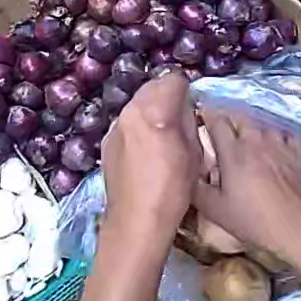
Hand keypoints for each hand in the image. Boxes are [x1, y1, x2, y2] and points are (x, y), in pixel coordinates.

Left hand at [100, 73, 201, 243]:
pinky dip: (137, 124)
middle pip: (152, 86)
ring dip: (151, 108)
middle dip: (167, 95)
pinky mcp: (107, 141)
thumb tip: (184, 108)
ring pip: (137, 102)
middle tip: (179, 117)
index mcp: (155, 112)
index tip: (191, 105)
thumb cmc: (172, 190)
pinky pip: (126, 121)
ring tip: (162, 133)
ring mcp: (115, 126)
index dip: (186, 90)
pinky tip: (145, 148)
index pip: (173, 79)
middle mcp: (131, 112)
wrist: (135, 221)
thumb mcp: (194, 154)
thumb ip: (187, 122)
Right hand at [191, 112, 300, 261]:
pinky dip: (278, 134)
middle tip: (221, 127)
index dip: (207, 116)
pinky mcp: (297, 154)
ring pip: (263, 123)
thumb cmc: (251, 219)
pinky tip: (276, 142)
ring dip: (252, 125)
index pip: (217, 121)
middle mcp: (255, 141)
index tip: (200, 117)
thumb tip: (184, 172)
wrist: (294, 228)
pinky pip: (286, 134)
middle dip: (228, 117)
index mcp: (233, 152)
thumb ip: (195, 188)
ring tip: (247, 134)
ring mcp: (279, 145)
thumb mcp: (214, 209)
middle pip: (240, 116)